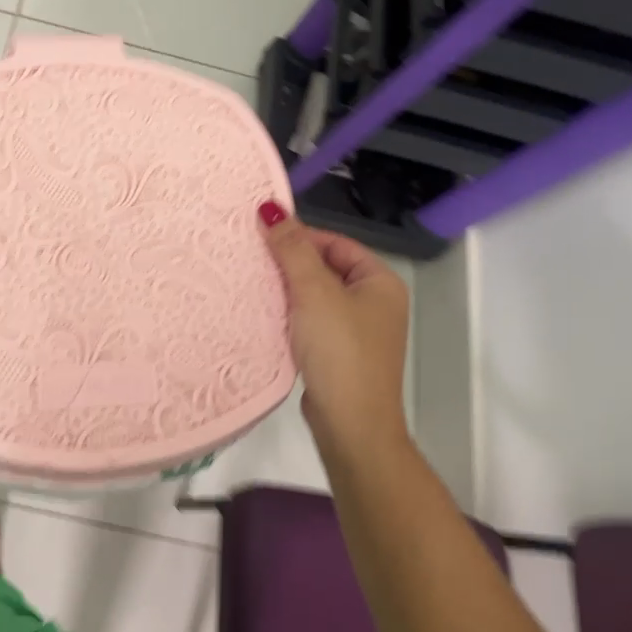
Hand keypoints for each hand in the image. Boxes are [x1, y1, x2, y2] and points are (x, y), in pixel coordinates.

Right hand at [258, 202, 411, 446]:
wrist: (350, 424)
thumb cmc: (339, 350)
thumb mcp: (313, 292)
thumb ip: (292, 249)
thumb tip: (271, 207)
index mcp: (380, 282)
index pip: (336, 243)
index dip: (300, 237)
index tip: (261, 238)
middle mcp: (375, 303)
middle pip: (325, 268)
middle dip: (290, 264)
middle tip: (250, 259)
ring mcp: (358, 332)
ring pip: (316, 297)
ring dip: (287, 291)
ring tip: (252, 285)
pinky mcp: (339, 355)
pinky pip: (312, 323)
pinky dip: (290, 317)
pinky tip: (264, 317)